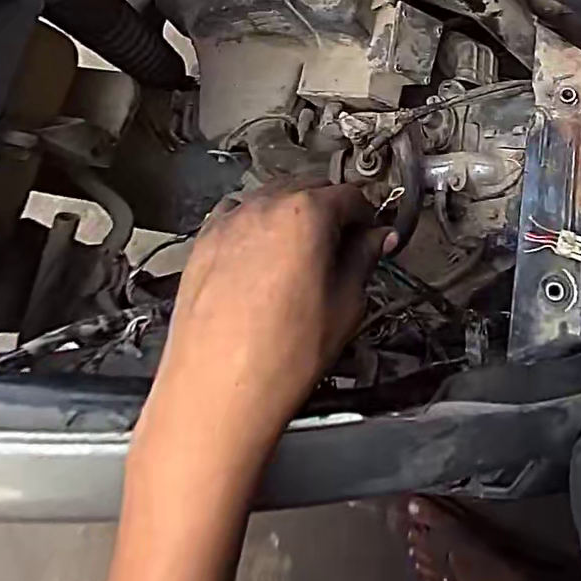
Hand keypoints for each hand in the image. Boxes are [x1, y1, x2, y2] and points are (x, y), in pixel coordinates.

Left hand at [151, 181, 390, 442]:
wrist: (215, 392)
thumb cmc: (279, 357)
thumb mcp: (344, 305)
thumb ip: (363, 259)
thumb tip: (375, 239)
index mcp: (305, 214)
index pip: (350, 195)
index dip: (368, 214)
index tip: (372, 232)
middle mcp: (264, 206)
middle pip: (310, 188)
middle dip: (332, 209)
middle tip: (346, 242)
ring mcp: (229, 221)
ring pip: (272, 197)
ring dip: (294, 212)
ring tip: (305, 251)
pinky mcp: (204, 241)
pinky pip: (238, 215)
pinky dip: (257, 223)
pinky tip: (265, 253)